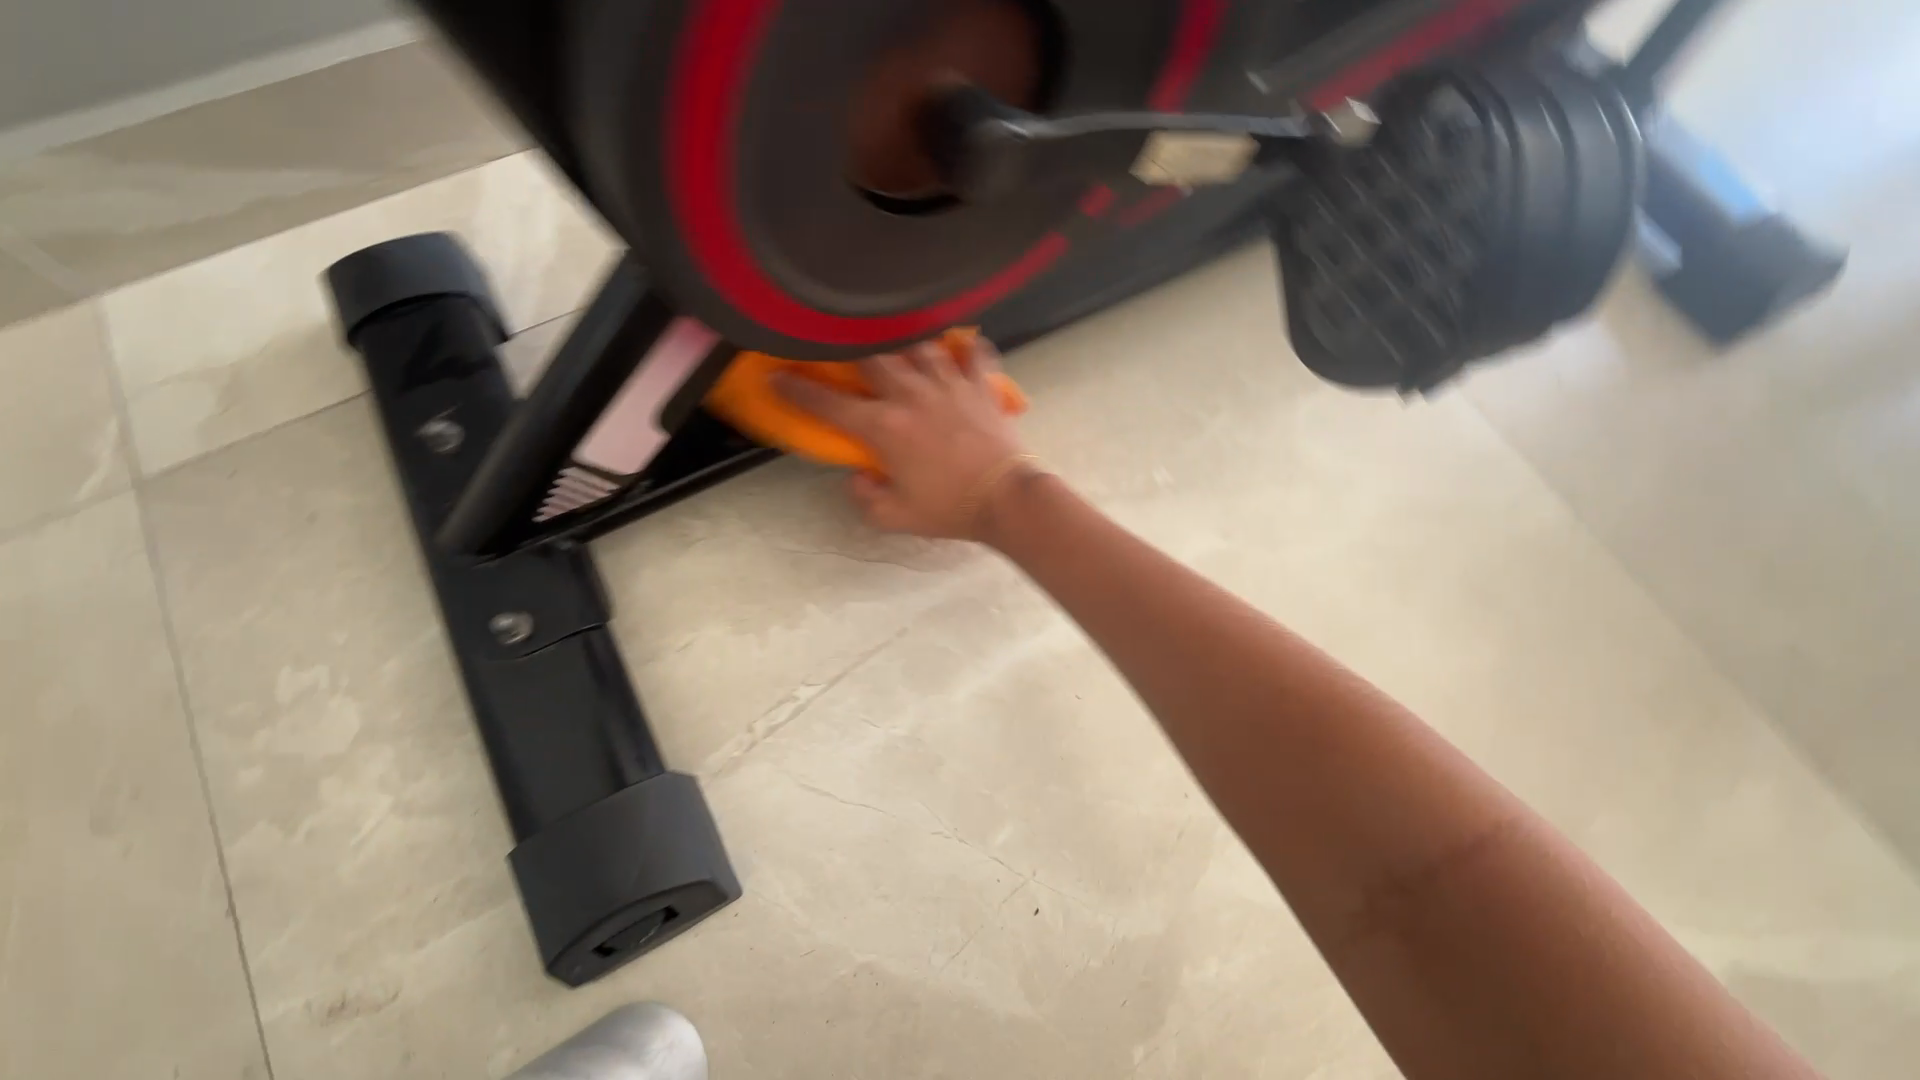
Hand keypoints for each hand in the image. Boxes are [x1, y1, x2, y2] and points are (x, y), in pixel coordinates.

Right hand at [773, 338, 1034, 539]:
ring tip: (898, 343)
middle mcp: (910, 394)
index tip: (777, 375)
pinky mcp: (980, 384)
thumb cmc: (949, 509)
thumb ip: (865, 497)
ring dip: (902, 343)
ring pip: (917, 344)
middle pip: (870, 357)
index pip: (828, 403)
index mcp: (883, 426)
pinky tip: (959, 346)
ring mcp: (948, 383)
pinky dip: (965, 346)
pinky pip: (972, 352)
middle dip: (848, 350)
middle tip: (840, 348)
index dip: (797, 388)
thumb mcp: (895, 517)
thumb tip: (857, 475)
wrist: (1007, 498)